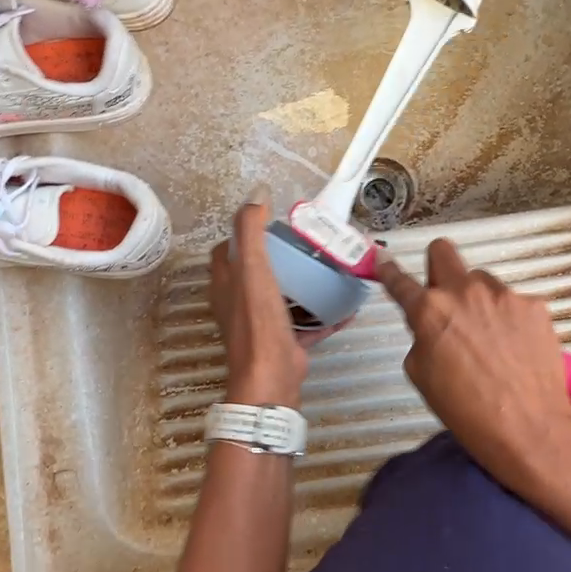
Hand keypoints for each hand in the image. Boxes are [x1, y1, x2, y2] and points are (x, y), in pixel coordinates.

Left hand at [209, 198, 342, 407]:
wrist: (271, 377)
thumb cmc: (258, 323)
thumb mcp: (253, 268)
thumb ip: (251, 230)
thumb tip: (257, 193)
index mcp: (226, 285)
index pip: (227, 251)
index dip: (244, 233)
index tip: (271, 223)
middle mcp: (239, 304)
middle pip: (254, 273)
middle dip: (276, 257)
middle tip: (303, 244)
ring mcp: (261, 325)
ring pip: (280, 298)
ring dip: (300, 285)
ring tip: (323, 269)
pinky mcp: (284, 343)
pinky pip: (306, 326)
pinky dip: (322, 317)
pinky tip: (344, 308)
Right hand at [375, 239, 570, 490]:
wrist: (528, 429)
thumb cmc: (469, 413)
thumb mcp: (423, 377)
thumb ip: (421, 338)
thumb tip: (430, 326)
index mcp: (430, 312)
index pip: (400, 281)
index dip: (389, 270)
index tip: (384, 259)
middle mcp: (466, 293)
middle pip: (443, 252)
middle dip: (437, 267)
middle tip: (445, 297)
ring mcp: (504, 296)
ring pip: (482, 281)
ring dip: (478, 300)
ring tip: (488, 340)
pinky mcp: (535, 306)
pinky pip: (513, 303)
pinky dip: (510, 320)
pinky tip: (514, 349)